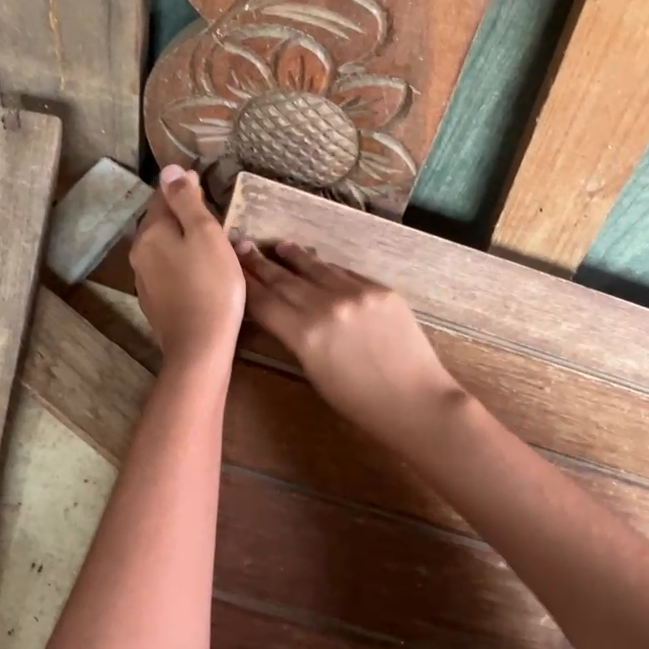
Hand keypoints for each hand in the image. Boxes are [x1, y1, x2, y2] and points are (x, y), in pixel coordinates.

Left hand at [129, 165, 245, 365]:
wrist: (200, 346)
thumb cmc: (211, 285)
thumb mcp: (205, 234)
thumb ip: (186, 200)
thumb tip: (169, 170)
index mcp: (150, 233)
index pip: (162, 197)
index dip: (183, 187)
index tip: (203, 183)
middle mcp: (139, 254)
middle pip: (159, 223)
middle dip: (180, 214)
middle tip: (210, 212)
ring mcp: (145, 281)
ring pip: (163, 249)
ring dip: (181, 240)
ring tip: (209, 242)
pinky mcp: (155, 303)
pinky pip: (167, 272)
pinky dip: (181, 264)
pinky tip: (200, 272)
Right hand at [237, 240, 466, 445]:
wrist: (415, 401)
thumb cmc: (359, 403)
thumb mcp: (314, 373)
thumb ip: (296, 337)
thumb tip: (284, 313)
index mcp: (304, 334)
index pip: (265, 302)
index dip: (246, 283)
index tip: (233, 267)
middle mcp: (326, 306)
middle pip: (285, 280)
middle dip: (262, 264)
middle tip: (244, 245)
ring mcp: (356, 293)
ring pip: (316, 268)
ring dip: (295, 257)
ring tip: (279, 246)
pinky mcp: (380, 289)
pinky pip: (345, 273)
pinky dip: (327, 268)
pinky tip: (319, 263)